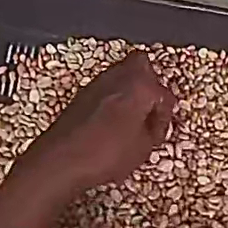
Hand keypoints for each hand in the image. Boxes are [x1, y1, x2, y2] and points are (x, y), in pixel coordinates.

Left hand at [15, 52, 175, 200]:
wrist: (62, 160)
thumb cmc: (106, 153)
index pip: (164, 94)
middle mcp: (118, 76)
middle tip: (150, 113)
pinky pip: (105, 91)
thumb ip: (155, 130)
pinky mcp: (80, 95)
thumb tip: (154, 124)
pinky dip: (112, 102)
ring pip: (120, 77)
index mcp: (141, 85)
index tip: (159, 131)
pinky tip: (112, 126)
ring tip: (131, 123)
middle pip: (142, 68)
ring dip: (129, 94)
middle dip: (149, 87)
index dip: (165, 115)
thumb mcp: (144, 147)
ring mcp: (96, 84)